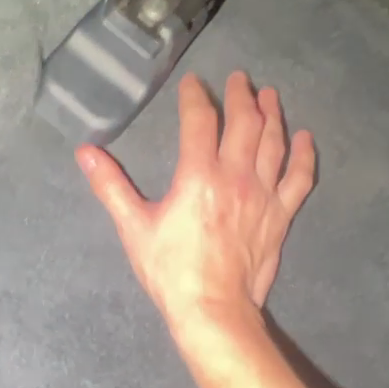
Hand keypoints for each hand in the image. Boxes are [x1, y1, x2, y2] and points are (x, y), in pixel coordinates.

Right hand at [78, 71, 315, 341]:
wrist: (212, 308)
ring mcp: (263, 195)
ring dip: (272, 115)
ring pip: (273, 143)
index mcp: (198, 175)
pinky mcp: (280, 216)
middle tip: (238, 79)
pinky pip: (298, 178)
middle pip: (244, 123)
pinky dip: (303, 156)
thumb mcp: (133, 227)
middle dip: (241, 96)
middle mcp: (235, 176)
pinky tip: (304, 139)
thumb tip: (84, 151)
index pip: (200, 122)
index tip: (193, 83)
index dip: (195, 97)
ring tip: (270, 95)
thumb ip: (110, 186)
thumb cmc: (170, 270)